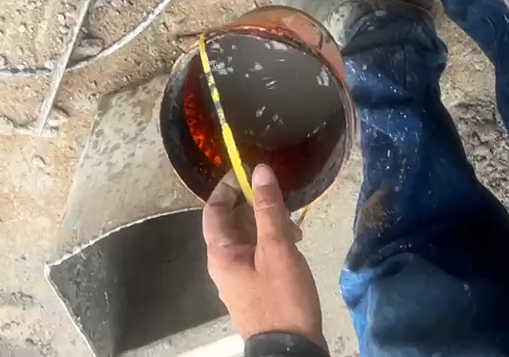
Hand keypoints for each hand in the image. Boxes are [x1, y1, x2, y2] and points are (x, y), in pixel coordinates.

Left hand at [202, 164, 323, 345]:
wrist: (291, 352)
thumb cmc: (280, 298)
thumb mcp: (277, 248)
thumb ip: (268, 207)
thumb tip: (259, 170)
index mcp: (221, 253)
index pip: (214, 208)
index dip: (229, 186)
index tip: (250, 171)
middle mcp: (224, 263)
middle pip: (233, 220)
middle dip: (256, 205)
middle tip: (282, 202)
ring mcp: (239, 276)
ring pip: (248, 234)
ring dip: (268, 223)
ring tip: (294, 227)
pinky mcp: (255, 285)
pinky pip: (258, 251)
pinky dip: (273, 240)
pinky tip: (294, 242)